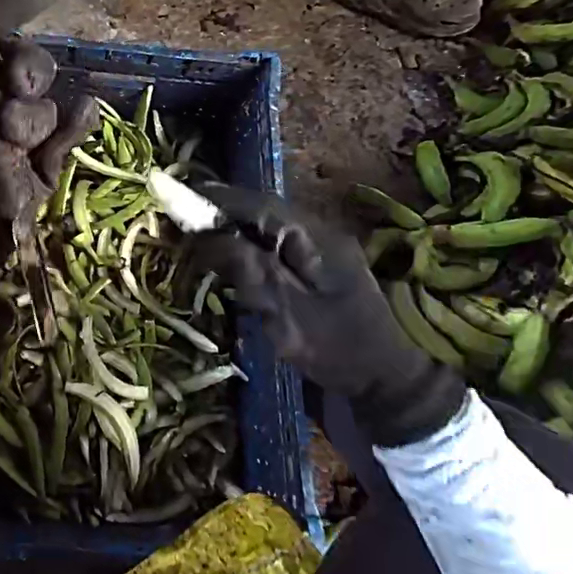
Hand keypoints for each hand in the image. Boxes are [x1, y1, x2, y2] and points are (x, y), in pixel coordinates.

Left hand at [0, 0, 96, 337]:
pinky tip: (87, 110)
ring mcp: (18, 138)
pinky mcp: (42, 168)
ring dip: (37, 115)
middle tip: (15, 88)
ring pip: (47, 103)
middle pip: (25, 64)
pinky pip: (69, 137)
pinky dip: (78, 124)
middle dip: (28, 68)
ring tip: (13, 141)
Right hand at [190, 185, 467, 446]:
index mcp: (316, 237)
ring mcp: (323, 247)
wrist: (389, 377)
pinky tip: (234, 256)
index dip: (219, 200)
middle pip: (264, 211)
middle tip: (184, 218)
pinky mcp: (321, 264)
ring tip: (200, 235)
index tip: (182, 196)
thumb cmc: (338, 348)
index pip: (260, 206)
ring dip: (236, 227)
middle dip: (224, 212)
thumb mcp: (288, 314)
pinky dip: (252, 245)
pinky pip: (279, 244)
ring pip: (270, 227)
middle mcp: (320, 231)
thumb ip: (250, 271)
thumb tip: (209, 235)